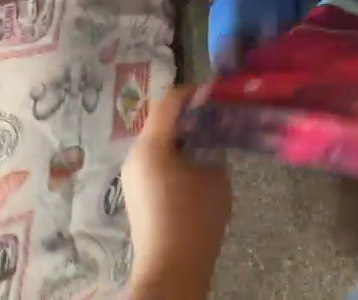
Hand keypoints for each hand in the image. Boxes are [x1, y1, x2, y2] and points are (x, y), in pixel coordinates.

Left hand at [125, 86, 230, 299]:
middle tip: (223, 112)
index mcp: (151, 146)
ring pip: (161, 138)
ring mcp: (133, 175)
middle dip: (193, 112)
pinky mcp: (138, 190)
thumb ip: (214, 142)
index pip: (170, 101)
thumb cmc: (196, 216)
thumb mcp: (216, 171)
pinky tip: (202, 158)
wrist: (172, 267)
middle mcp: (135, 156)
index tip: (221, 93)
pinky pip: (158, 156)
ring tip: (217, 134)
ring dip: (186, 131)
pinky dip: (179, 149)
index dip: (195, 91)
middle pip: (163, 118)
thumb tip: (216, 130)